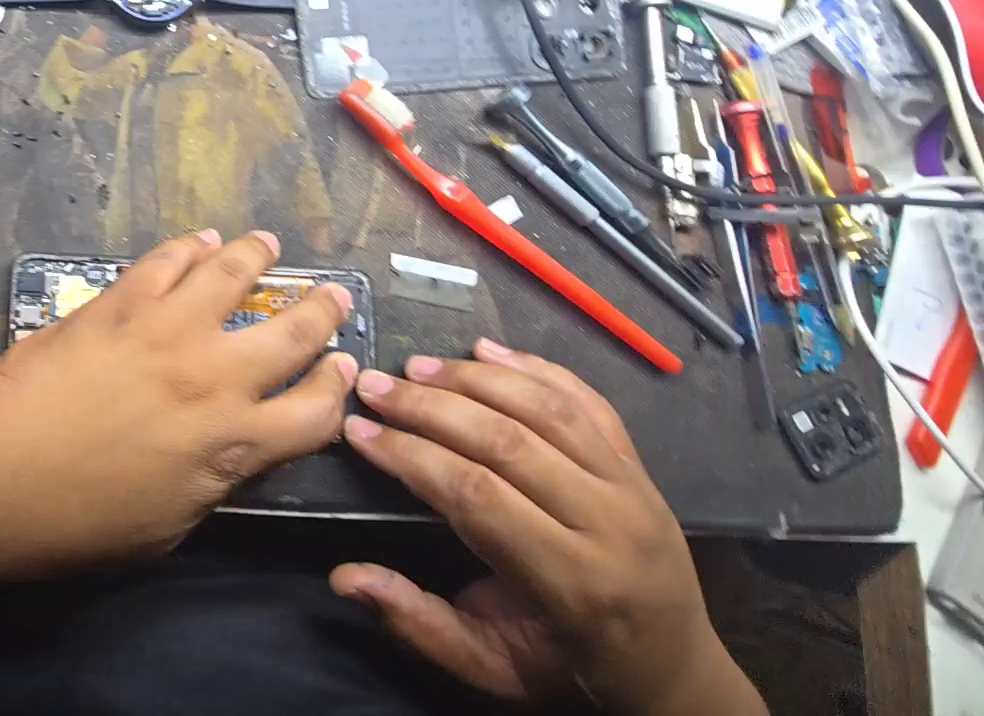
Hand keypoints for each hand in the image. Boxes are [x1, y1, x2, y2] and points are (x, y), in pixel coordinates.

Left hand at [0, 230, 356, 572]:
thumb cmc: (79, 520)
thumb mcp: (168, 524)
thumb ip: (210, 479)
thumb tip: (224, 452)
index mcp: (233, 445)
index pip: (313, 412)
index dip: (336, 387)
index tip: (343, 367)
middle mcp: (215, 378)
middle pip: (291, 334)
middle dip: (322, 311)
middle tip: (333, 294)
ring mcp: (167, 331)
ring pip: (230, 277)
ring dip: (255, 255)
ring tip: (267, 243)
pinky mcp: (120, 304)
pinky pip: (165, 263)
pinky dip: (188, 247)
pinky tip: (198, 240)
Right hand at [330, 340, 764, 715]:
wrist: (671, 664)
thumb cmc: (562, 663)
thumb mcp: (486, 666)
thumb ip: (416, 623)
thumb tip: (343, 578)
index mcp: (571, 582)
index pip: (476, 495)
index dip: (409, 455)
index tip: (358, 431)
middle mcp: (609, 525)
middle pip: (507, 441)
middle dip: (427, 407)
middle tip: (372, 386)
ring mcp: (633, 487)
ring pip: (546, 410)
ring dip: (473, 378)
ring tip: (416, 367)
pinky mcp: (639, 464)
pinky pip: (587, 401)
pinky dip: (534, 366)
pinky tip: (485, 348)